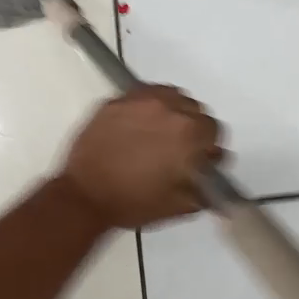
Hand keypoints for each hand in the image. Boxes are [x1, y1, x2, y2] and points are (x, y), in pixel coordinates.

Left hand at [57, 85, 222, 228]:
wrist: (84, 196)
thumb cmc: (134, 202)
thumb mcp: (180, 205)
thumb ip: (205, 187)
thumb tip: (212, 171)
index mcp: (188, 132)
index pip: (214, 129)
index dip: (207, 147)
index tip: (197, 160)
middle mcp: (168, 107)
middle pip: (193, 109)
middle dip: (191, 128)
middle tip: (176, 150)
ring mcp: (139, 99)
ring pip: (170, 96)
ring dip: (171, 112)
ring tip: (156, 135)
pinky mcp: (116, 99)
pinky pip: (143, 93)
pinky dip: (147, 106)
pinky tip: (137, 125)